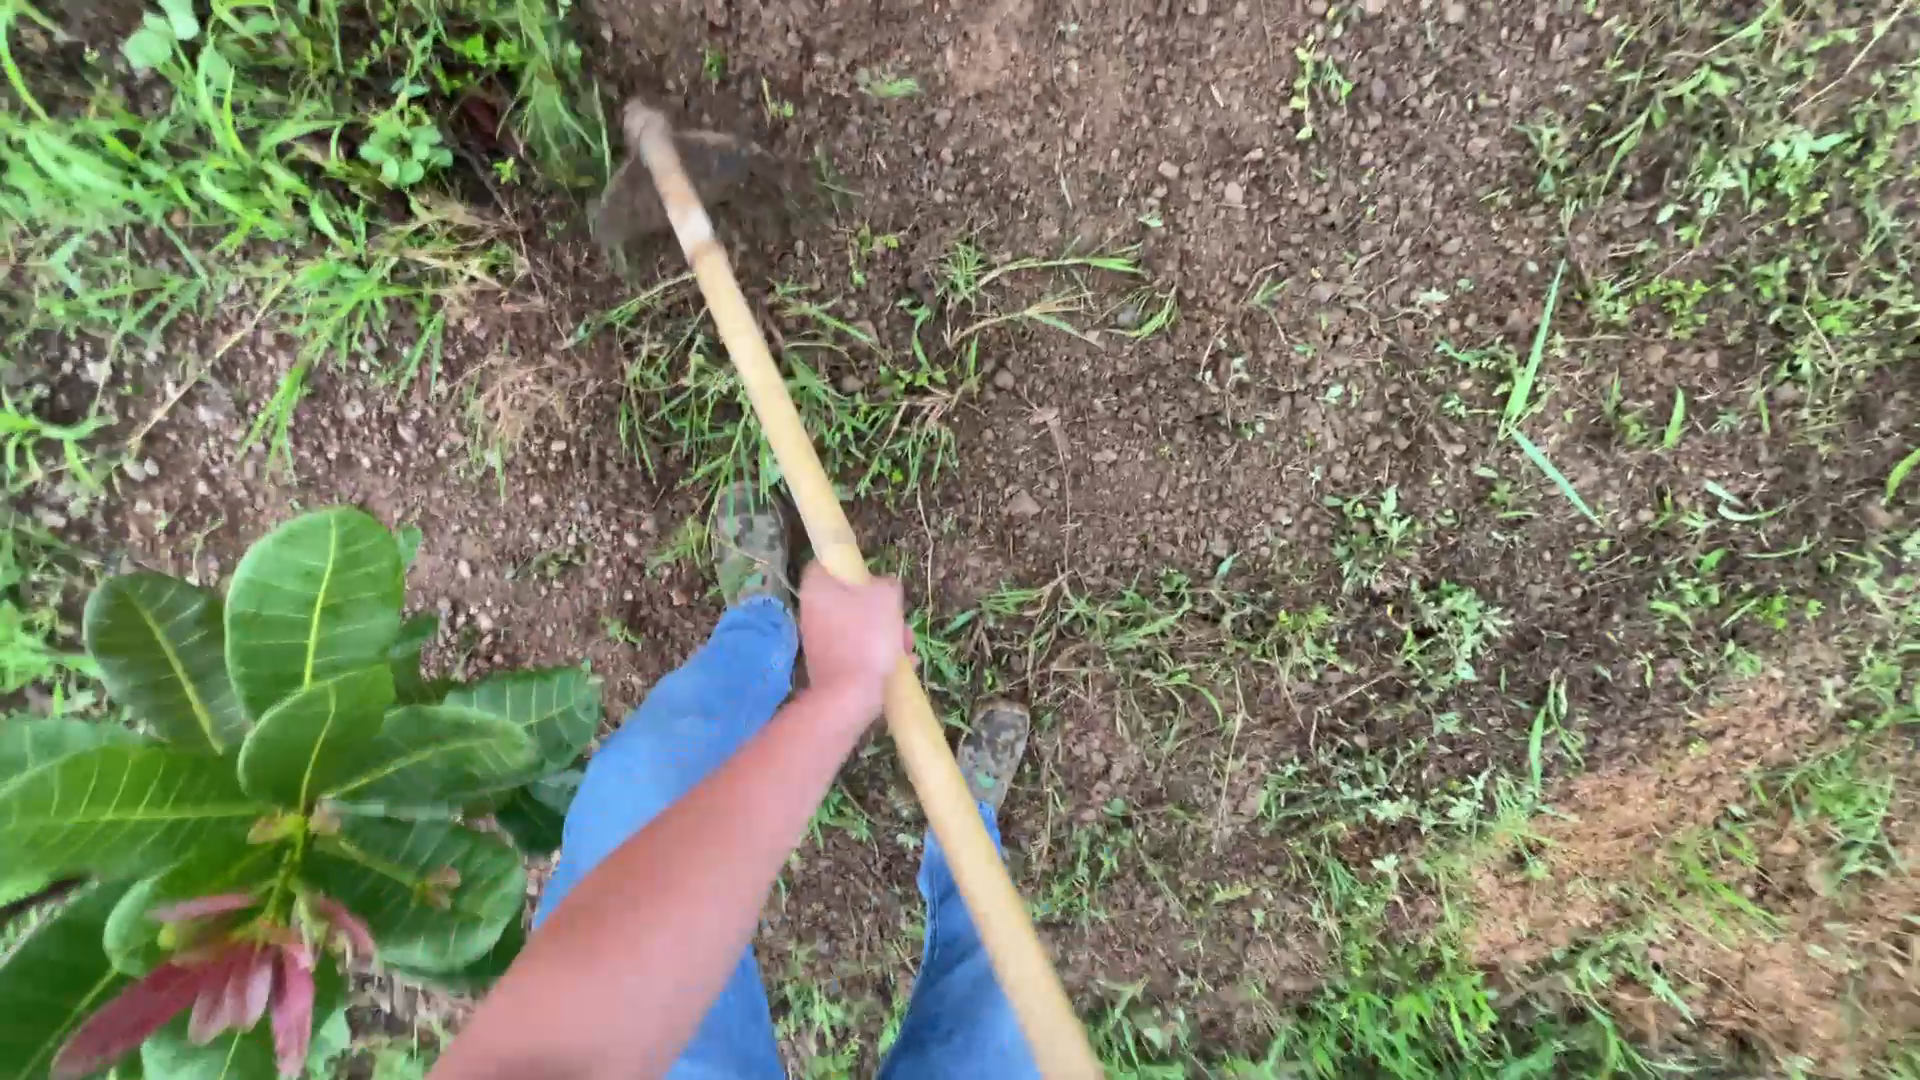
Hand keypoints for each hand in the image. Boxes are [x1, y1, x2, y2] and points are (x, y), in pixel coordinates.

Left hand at [797, 563, 910, 714]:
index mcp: (817, 588)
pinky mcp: (831, 664)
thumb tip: (883, 585)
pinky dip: (878, 653)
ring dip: (886, 632)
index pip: (826, 563)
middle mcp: (812, 611)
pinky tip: (901, 664)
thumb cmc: (866, 637)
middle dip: (881, 607)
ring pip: (858, 625)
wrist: (850, 695)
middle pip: (850, 598)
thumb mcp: (886, 598)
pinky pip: (858, 649)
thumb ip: (887, 583)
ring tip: (906, 646)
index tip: (872, 576)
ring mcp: (820, 640)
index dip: (850, 565)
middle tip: (899, 618)